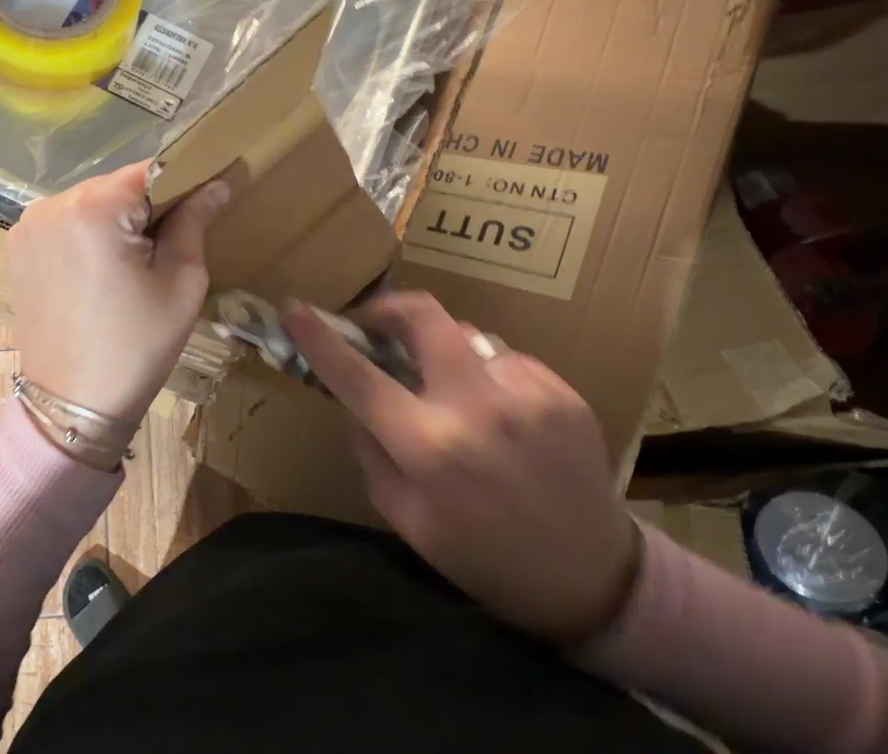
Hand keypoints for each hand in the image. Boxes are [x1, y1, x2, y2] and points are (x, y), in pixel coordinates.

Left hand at [6, 162, 230, 426]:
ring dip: (115, 222)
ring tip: (133, 268)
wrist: (73, 405)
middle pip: (116, 186)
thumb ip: (194, 222)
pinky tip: (100, 275)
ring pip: (89, 204)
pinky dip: (87, 237)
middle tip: (168, 249)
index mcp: (93, 208)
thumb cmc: (136, 346)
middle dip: (145, 208)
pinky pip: (64, 225)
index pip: (150, 172)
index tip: (202, 208)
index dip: (181, 186)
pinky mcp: (17, 249)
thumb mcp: (181, 283)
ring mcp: (27, 226)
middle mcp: (51, 205)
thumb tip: (216, 183)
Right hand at [282, 291, 641, 645]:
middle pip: (424, 317)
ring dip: (446, 356)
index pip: (357, 376)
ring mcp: (527, 393)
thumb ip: (371, 452)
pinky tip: (501, 415)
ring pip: (466, 337)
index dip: (319, 339)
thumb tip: (356, 403)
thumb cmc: (483, 557)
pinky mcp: (563, 392)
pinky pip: (506, 359)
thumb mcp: (406, 519)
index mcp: (429, 447)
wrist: (591, 578)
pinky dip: (489, 377)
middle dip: (389, 309)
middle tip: (378, 327)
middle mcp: (477, 407)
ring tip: (456, 397)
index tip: (295, 310)